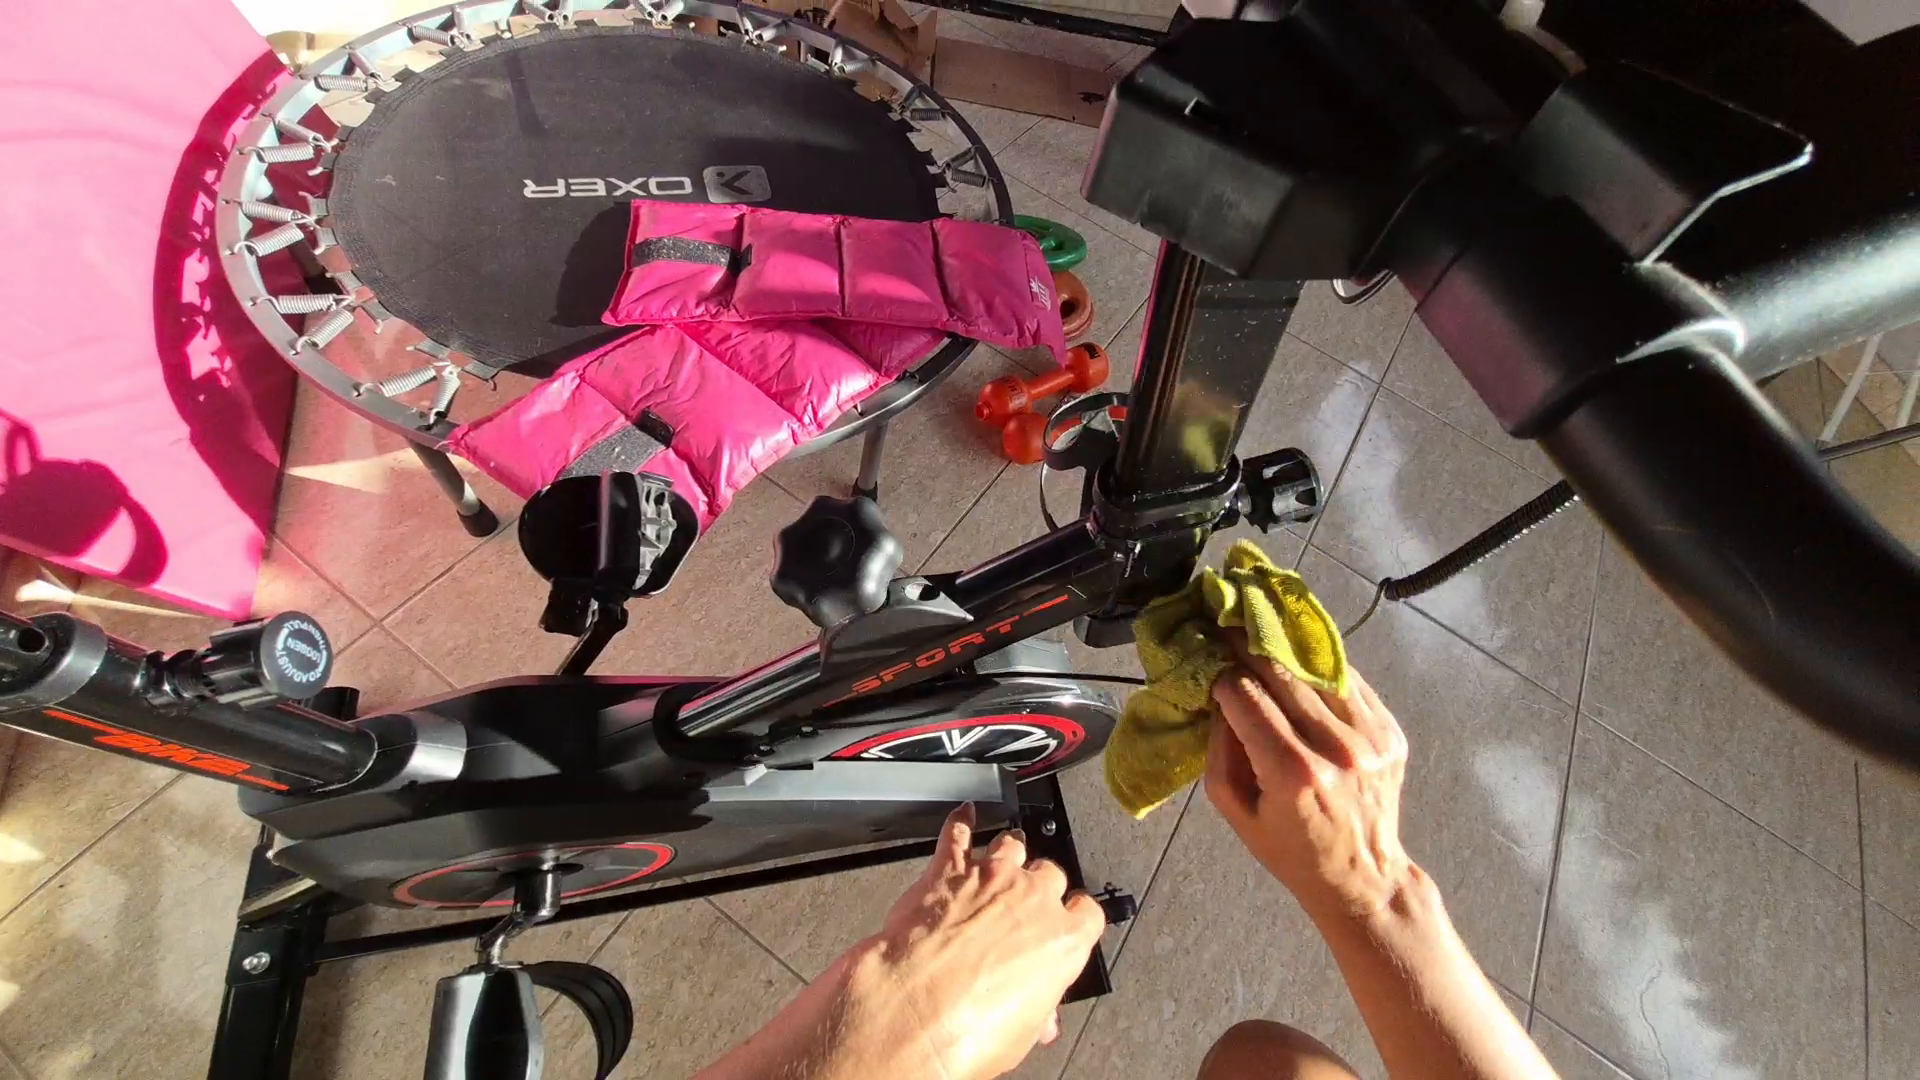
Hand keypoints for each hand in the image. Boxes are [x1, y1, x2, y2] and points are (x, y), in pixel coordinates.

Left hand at [830, 805, 1105, 1079]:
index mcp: (1062, 941)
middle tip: (1027, 902)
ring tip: (1006, 853)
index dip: (1078, 915)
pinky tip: (965, 814)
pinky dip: (962, 821)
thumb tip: (1037, 1018)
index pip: (1088, 913)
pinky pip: (959, 832)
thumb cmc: (969, 1030)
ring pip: (1012, 844)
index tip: (1071, 919)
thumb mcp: (1021, 1034)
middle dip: (1040, 885)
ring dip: (1009, 849)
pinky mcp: (950, 868)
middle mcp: (1032, 898)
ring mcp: (991, 876)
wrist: (917, 1009)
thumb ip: (1037, 1011)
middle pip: (1050, 873)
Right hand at [1205, 635, 1413, 920]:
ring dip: (1282, 645)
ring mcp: (1371, 738)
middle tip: (1223, 623)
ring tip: (1256, 627)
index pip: (1245, 695)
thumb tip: (1220, 692)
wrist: (1365, 877)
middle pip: (1281, 672)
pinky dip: (1318, 665)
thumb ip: (1219, 745)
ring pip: (1316, 668)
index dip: (1220, 672)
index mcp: (1292, 772)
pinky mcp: (1392, 733)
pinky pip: (1349, 681)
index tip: (1205, 658)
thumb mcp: (1232, 806)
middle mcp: (1336, 748)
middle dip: (1245, 645)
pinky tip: (1297, 655)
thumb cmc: (1287, 847)